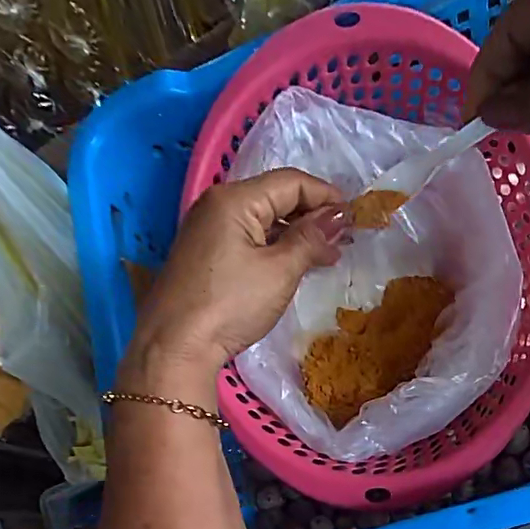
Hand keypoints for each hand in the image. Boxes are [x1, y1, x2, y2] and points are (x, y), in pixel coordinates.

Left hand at [120, 169, 347, 399]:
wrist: (175, 346)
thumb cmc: (230, 305)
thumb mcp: (279, 271)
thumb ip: (311, 239)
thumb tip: (338, 218)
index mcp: (234, 199)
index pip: (291, 182)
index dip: (326, 195)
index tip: (354, 216)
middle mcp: (216, 204)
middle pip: (274, 197)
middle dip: (311, 215)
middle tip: (343, 238)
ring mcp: (206, 229)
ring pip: (261, 219)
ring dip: (294, 233)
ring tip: (325, 255)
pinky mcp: (204, 254)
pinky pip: (247, 237)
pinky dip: (274, 246)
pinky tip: (293, 264)